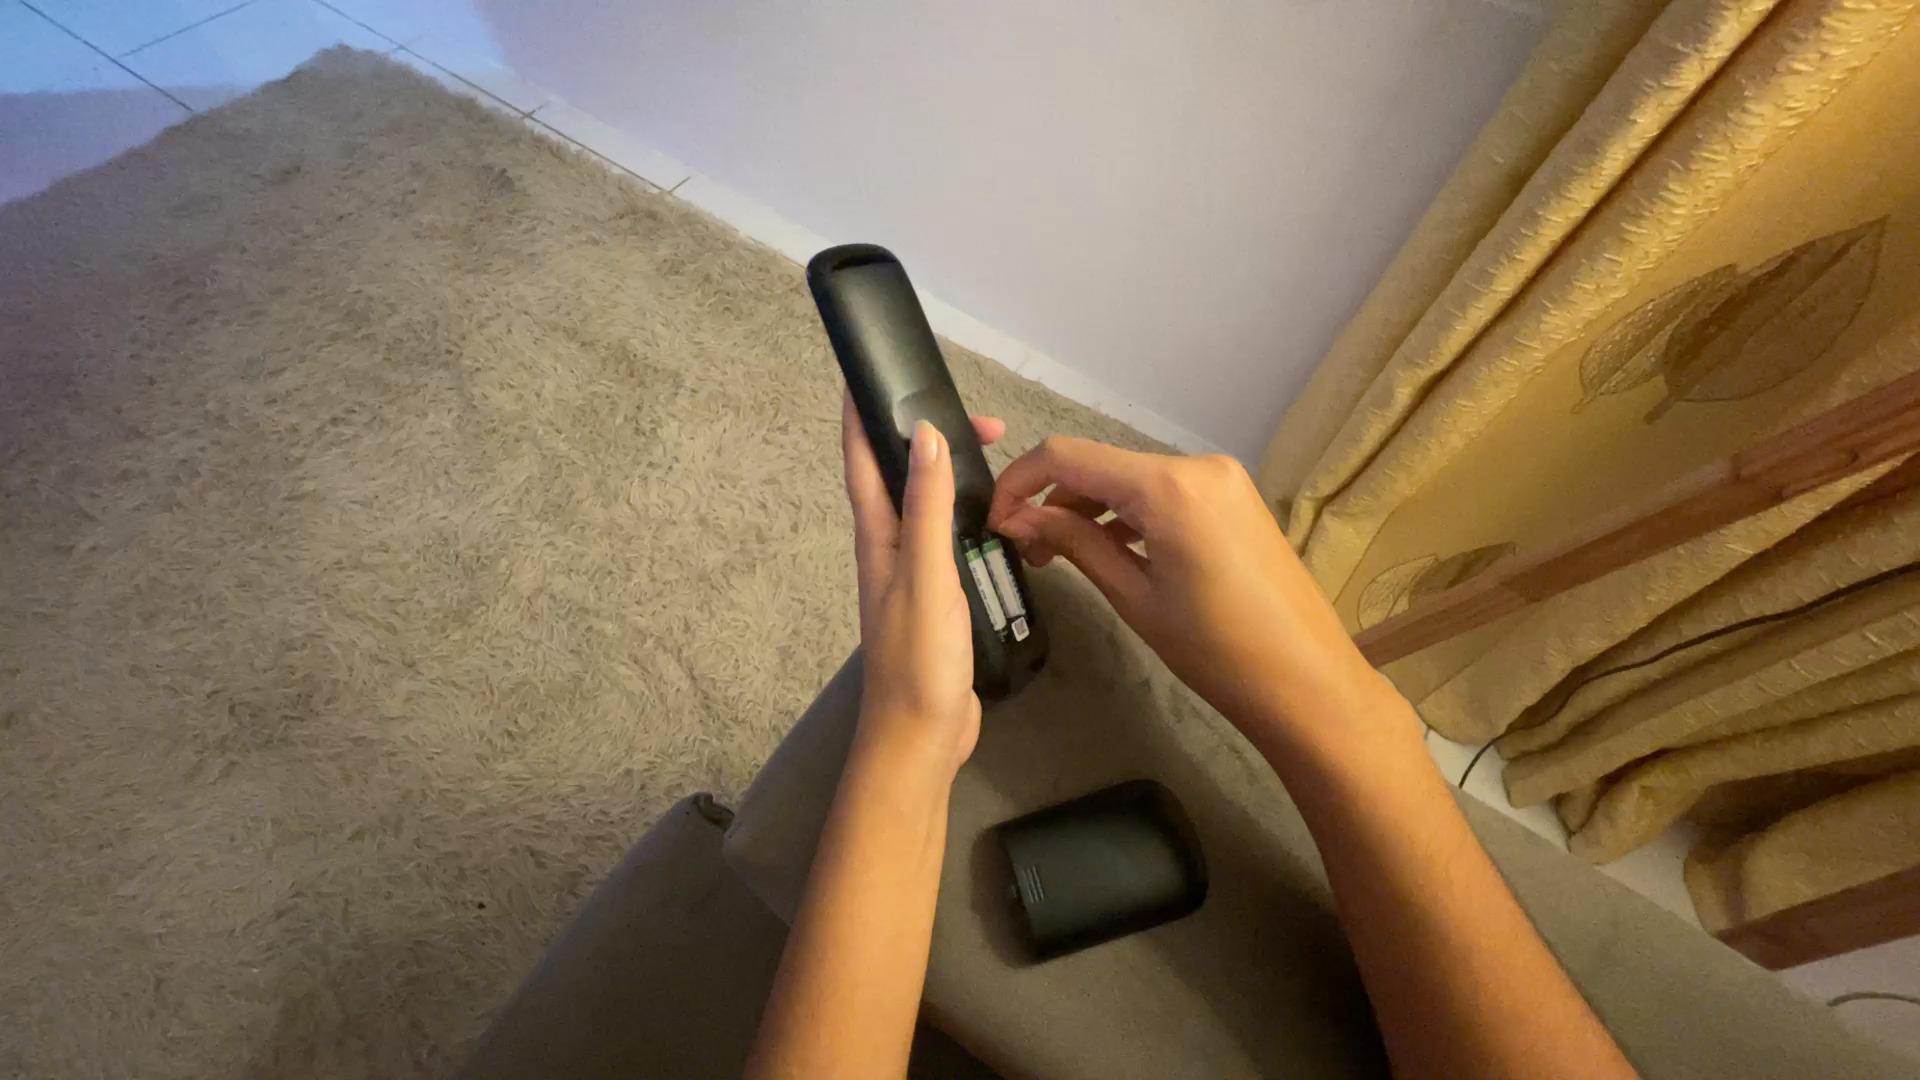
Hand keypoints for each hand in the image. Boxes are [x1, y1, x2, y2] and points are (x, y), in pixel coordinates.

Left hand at [843, 394, 1005, 778]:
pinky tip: (999, 515)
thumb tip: (923, 434)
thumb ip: (926, 507)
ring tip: (997, 458)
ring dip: (954, 474)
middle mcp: (891, 545)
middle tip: (986, 422)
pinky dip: (971, 513)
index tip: (877, 369)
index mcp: (878, 535)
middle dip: (930, 437)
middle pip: (902, 475)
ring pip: (929, 505)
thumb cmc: (919, 656)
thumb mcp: (926, 574)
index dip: (861, 412)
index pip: (862, 459)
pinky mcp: (939, 593)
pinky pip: (951, 536)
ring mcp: (915, 570)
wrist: (923, 733)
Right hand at [987, 438, 1408, 756]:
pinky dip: (1126, 515)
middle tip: (1026, 550)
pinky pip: (1162, 494)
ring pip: (1129, 480)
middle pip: (1099, 466)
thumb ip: (1073, 543)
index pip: (1066, 456)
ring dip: (1088, 509)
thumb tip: (1017, 517)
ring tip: (1059, 556)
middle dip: (1053, 500)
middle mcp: (1195, 466)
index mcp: (1168, 486)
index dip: (1018, 481)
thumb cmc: (1216, 651)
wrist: (1309, 684)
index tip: (995, 521)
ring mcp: (1220, 479)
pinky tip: (1109, 551)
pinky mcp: (1232, 499)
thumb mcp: (1133, 597)